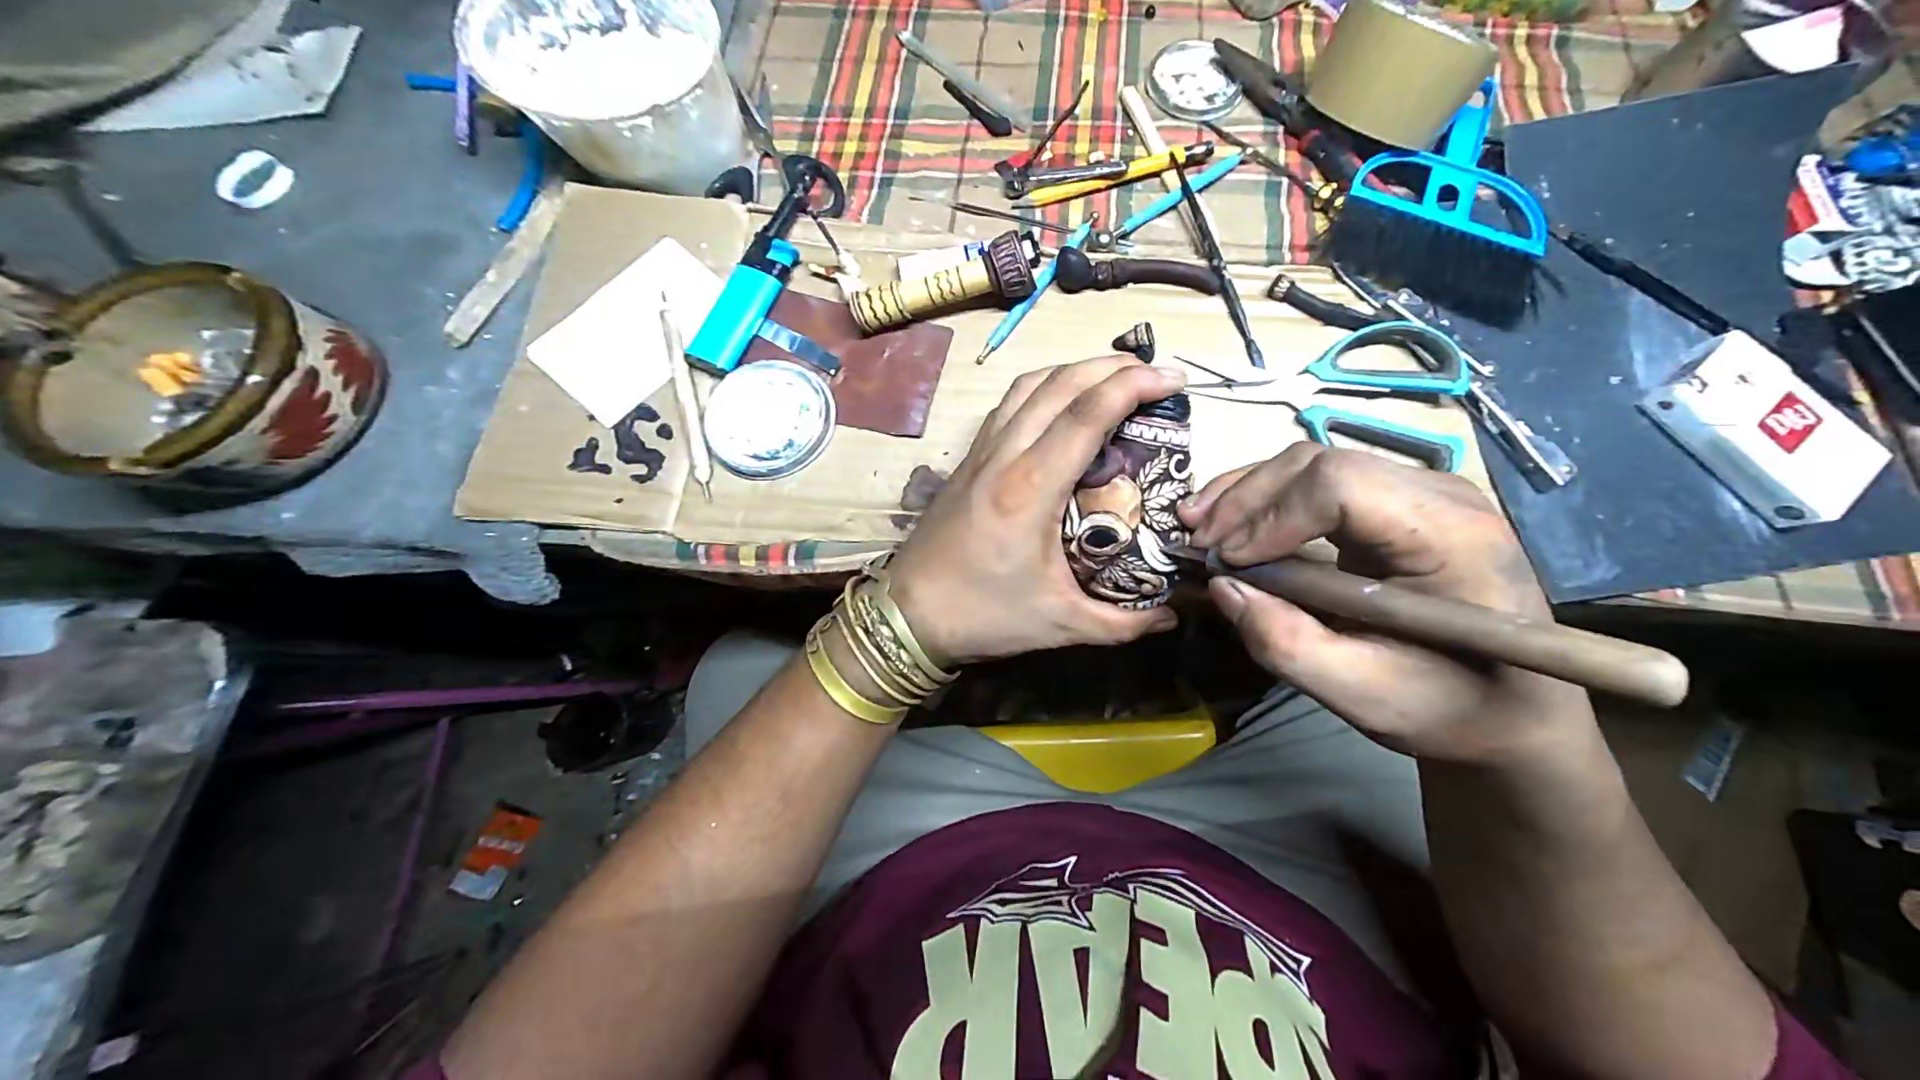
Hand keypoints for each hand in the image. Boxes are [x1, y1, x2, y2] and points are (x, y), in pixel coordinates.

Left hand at [887, 356, 1187, 665]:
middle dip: (1112, 367)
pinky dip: (1042, 388)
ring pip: (1029, 386)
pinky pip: (1008, 405)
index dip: (1133, 386)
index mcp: (1030, 489)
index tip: (1171, 380)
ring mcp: (981, 454)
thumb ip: (1122, 623)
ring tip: (1112, 378)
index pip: (1087, 414)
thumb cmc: (982, 616)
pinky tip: (1060, 404)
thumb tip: (1171, 618)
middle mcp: (1004, 457)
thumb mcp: (1060, 625)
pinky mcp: (967, 461)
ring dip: (1074, 370)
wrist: (907, 614)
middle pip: (1060, 384)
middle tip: (1153, 373)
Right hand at [1180, 444, 1594, 766]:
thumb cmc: (1453, 708)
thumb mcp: (1365, 696)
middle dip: (1247, 501)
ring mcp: (1417, 493)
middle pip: (1319, 463)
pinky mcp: (1392, 505)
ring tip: (1197, 525)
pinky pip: (1316, 483)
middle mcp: (1440, 495)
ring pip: (1310, 463)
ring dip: (1245, 494)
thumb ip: (1288, 645)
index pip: (1342, 486)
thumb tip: (1222, 587)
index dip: (1272, 517)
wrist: (1513, 711)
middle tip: (1198, 544)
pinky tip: (1227, 521)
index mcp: (1453, 536)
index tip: (1228, 563)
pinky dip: (1264, 500)